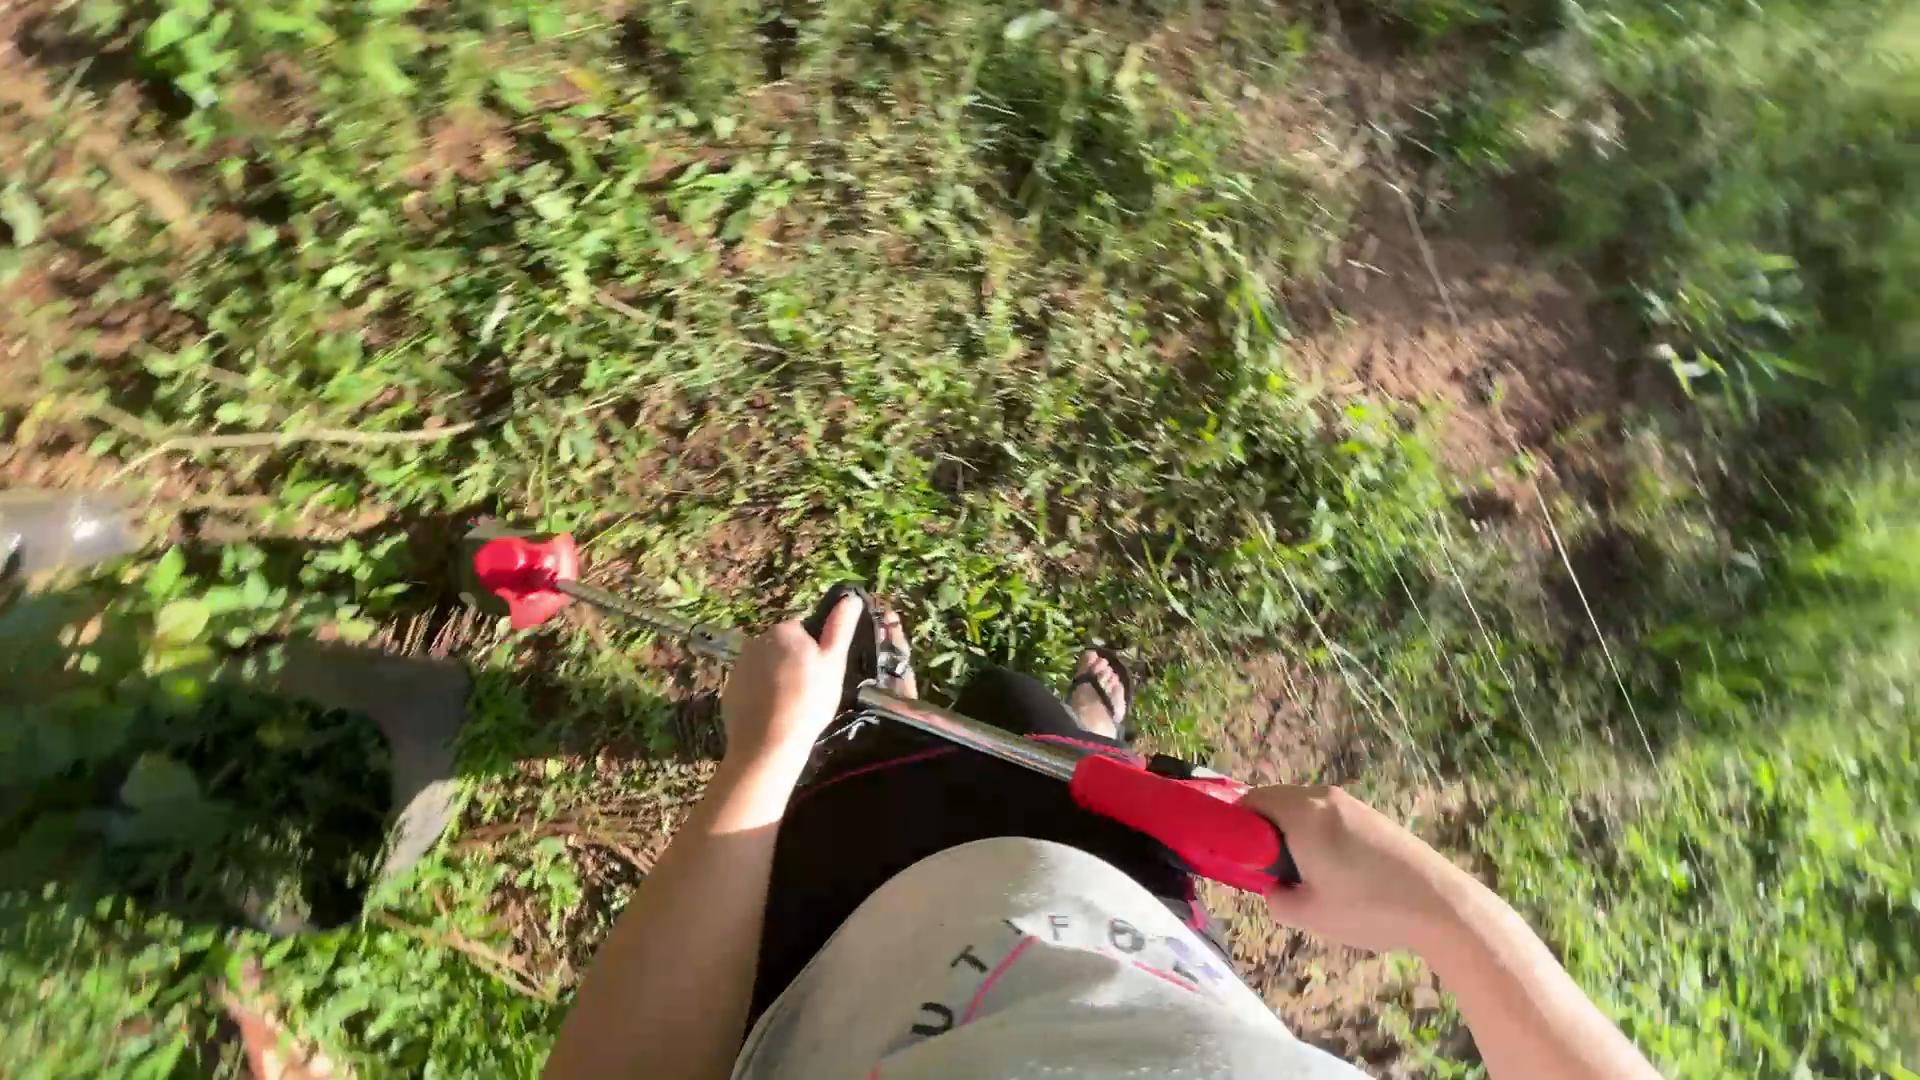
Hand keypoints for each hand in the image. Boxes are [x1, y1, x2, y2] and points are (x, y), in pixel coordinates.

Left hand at [719, 594, 863, 769]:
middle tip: (810, 691)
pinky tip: (773, 716)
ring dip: (777, 679)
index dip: (814, 651)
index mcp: (783, 630)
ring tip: (791, 706)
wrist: (769, 743)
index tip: (820, 674)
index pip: (802, 630)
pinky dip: (761, 696)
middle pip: (782, 648)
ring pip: (766, 667)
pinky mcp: (729, 691)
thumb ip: (840, 627)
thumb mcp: (834, 662)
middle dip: (794, 663)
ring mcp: (739, 667)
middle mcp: (756, 641)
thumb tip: (851, 597)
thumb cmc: (809, 698)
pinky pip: (752, 687)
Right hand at [1238, 784, 1476, 953]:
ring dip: (1291, 830)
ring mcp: (1349, 803)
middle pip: (1274, 800)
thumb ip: (1275, 899)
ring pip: (1301, 807)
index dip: (1235, 825)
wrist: (1442, 906)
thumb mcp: (1309, 915)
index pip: (1249, 801)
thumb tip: (1273, 888)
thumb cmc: (1367, 907)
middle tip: (1268, 866)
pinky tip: (1335, 868)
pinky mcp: (1371, 815)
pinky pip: (1326, 814)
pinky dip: (1316, 832)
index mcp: (1299, 812)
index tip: (1238, 854)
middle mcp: (1321, 797)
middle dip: (1263, 829)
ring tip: (1303, 870)